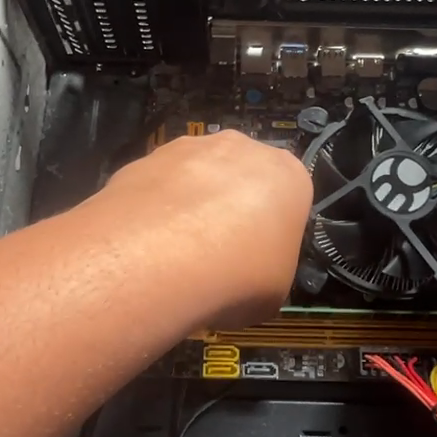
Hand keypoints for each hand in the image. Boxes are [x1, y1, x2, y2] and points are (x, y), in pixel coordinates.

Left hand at [82, 130, 312, 329]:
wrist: (157, 259)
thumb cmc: (236, 275)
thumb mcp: (276, 290)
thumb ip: (270, 266)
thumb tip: (251, 275)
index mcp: (288, 175)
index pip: (289, 197)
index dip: (273, 229)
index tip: (257, 256)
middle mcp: (242, 148)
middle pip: (242, 177)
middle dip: (231, 208)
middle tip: (218, 254)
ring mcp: (189, 147)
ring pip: (196, 176)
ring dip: (190, 205)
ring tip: (175, 253)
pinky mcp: (146, 157)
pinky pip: (157, 185)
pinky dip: (154, 209)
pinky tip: (146, 244)